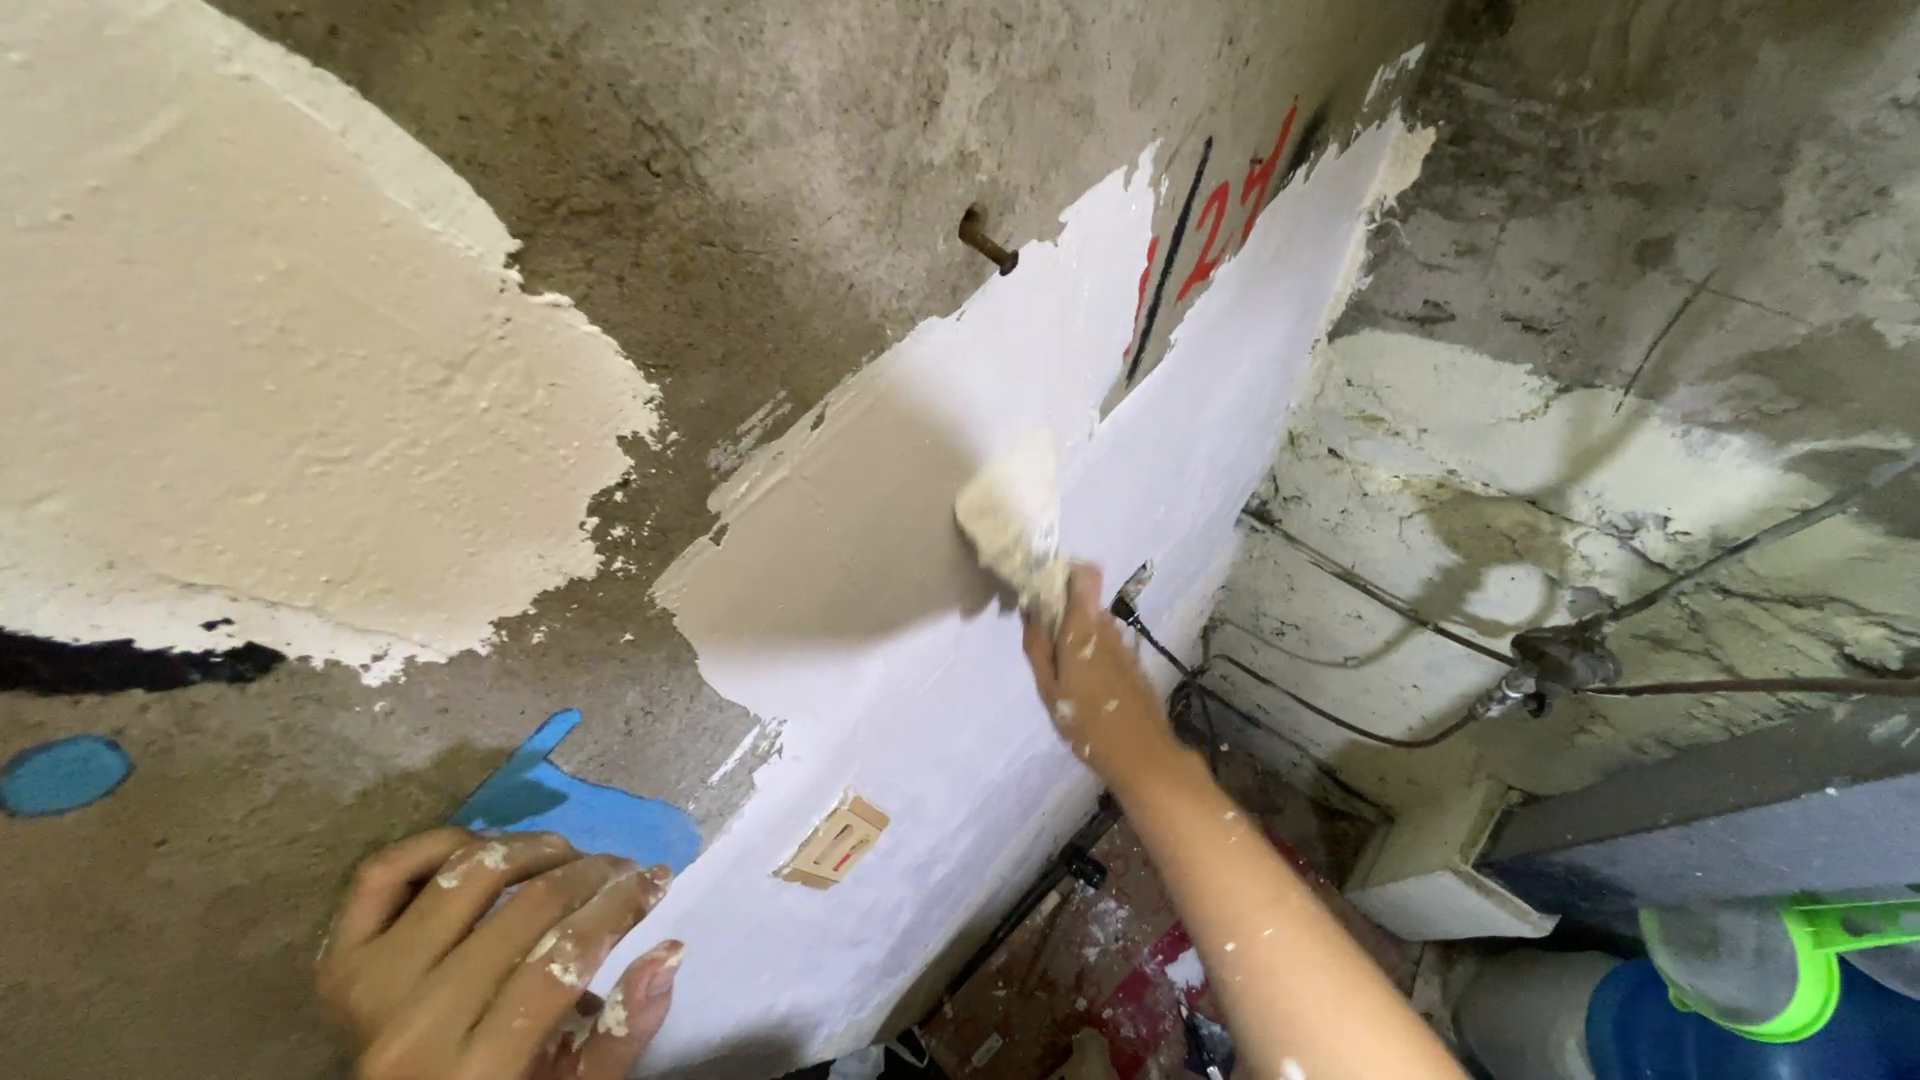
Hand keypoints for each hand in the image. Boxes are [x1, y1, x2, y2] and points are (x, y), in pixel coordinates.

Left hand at [316, 827, 682, 1079]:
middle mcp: (411, 1026)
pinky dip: (442, 843)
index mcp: (475, 1072)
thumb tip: (670, 950)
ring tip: (567, 856)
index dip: (620, 908)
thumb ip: (624, 1033)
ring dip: (531, 849)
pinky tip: (488, 852)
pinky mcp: (338, 960)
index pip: (561, 961)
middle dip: (592, 874)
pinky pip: (385, 870)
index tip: (657, 881)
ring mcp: (366, 987)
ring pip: (465, 874)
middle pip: (524, 910)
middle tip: (623, 867)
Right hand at [1022, 563, 1182, 786]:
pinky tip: (1084, 684)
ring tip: (1061, 668)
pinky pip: (1107, 644)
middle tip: (1042, 639)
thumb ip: (1038, 646)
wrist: (1142, 754)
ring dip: (1077, 633)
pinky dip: (1092, 651)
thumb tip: (1030, 610)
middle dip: (1063, 609)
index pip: (1085, 574)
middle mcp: (1108, 628)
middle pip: (1085, 600)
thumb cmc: (1087, 722)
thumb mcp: (1049, 688)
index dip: (1066, 572)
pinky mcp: (1133, 663)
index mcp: (1084, 628)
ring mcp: (1124, 645)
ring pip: (1096, 623)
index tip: (1044, 588)